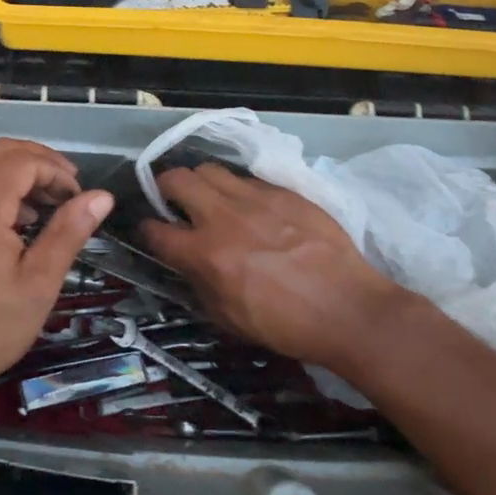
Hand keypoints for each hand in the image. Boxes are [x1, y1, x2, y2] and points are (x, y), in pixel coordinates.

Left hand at [0, 139, 113, 381]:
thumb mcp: (38, 284)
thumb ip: (68, 233)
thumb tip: (101, 197)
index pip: (23, 161)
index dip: (56, 170)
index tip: (78, 198)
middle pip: (1, 153)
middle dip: (39, 162)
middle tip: (68, 189)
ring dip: (18, 176)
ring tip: (46, 208)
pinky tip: (16, 223)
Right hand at [138, 164, 403, 369]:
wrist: (348, 310)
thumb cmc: (286, 325)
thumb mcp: (229, 318)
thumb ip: (200, 285)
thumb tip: (187, 264)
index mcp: (206, 254)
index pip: (156, 231)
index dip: (147, 230)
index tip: (151, 232)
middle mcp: (224, 217)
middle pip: (177, 179)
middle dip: (165, 187)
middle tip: (172, 200)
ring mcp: (256, 199)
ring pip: (211, 169)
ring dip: (202, 182)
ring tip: (211, 197)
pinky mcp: (285, 191)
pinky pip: (248, 179)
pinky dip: (239, 190)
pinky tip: (252, 208)